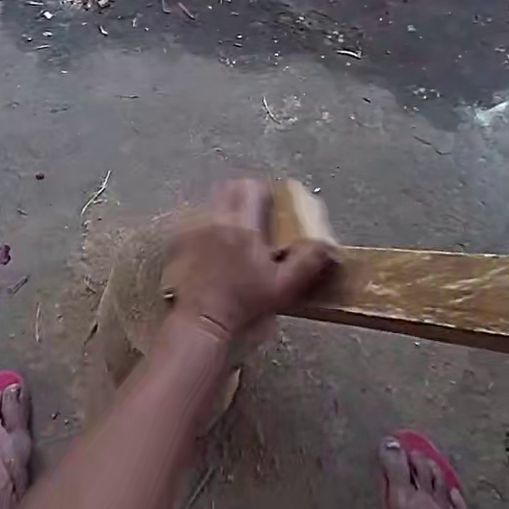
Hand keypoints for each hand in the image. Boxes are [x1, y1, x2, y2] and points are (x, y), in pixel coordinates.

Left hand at [167, 180, 336, 341]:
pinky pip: (198, 217)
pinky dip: (210, 220)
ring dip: (228, 204)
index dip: (265, 192)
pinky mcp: (183, 240)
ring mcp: (197, 228)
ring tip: (238, 226)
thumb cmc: (244, 304)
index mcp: (243, 225)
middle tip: (257, 212)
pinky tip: (217, 240)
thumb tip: (326, 245)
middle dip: (246, 193)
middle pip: (232, 186)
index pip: (253, 187)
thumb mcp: (284, 287)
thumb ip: (307, 262)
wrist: (203, 322)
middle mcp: (218, 219)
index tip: (272, 206)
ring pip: (214, 199)